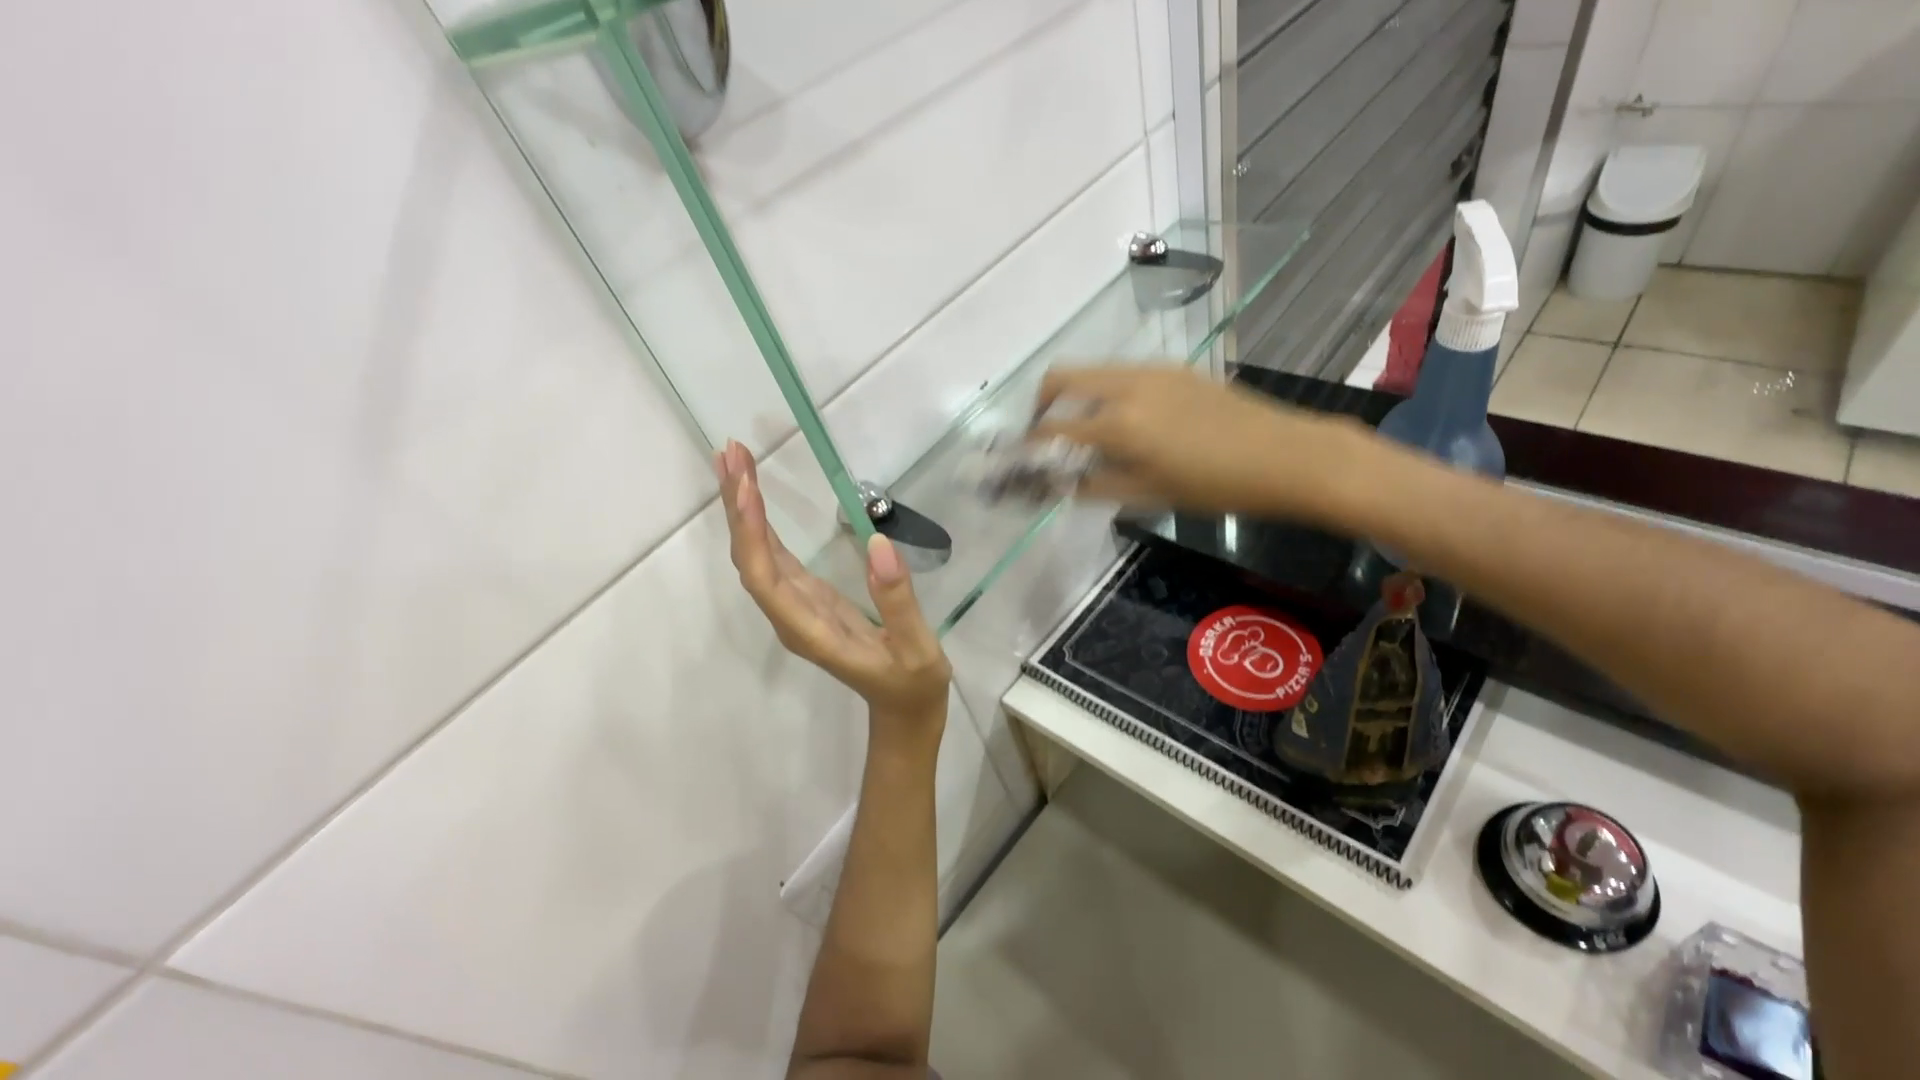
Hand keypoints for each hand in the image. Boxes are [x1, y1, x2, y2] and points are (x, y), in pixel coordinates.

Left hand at [717, 441, 950, 738]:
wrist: (905, 711)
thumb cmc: (912, 684)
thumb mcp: (916, 648)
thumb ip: (898, 602)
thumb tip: (879, 545)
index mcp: (810, 630)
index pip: (766, 578)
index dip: (752, 532)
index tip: (746, 486)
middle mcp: (791, 616)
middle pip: (751, 559)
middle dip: (738, 506)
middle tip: (730, 452)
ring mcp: (795, 607)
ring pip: (757, 555)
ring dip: (743, 508)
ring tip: (734, 461)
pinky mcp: (806, 599)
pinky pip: (774, 557)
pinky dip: (761, 523)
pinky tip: (754, 495)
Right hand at [1032, 364, 1362, 520]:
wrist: (1284, 455)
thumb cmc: (1216, 487)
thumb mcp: (1150, 495)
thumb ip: (1097, 485)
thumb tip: (1061, 483)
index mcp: (1119, 423)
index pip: (1053, 428)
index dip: (1031, 446)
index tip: (1023, 462)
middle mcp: (1127, 385)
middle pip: (1062, 378)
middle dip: (1042, 407)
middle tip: (1046, 438)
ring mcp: (1152, 370)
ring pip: (1093, 372)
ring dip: (1075, 397)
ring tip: (1086, 432)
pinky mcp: (1174, 368)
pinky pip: (1122, 373)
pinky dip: (1107, 392)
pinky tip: (1127, 423)